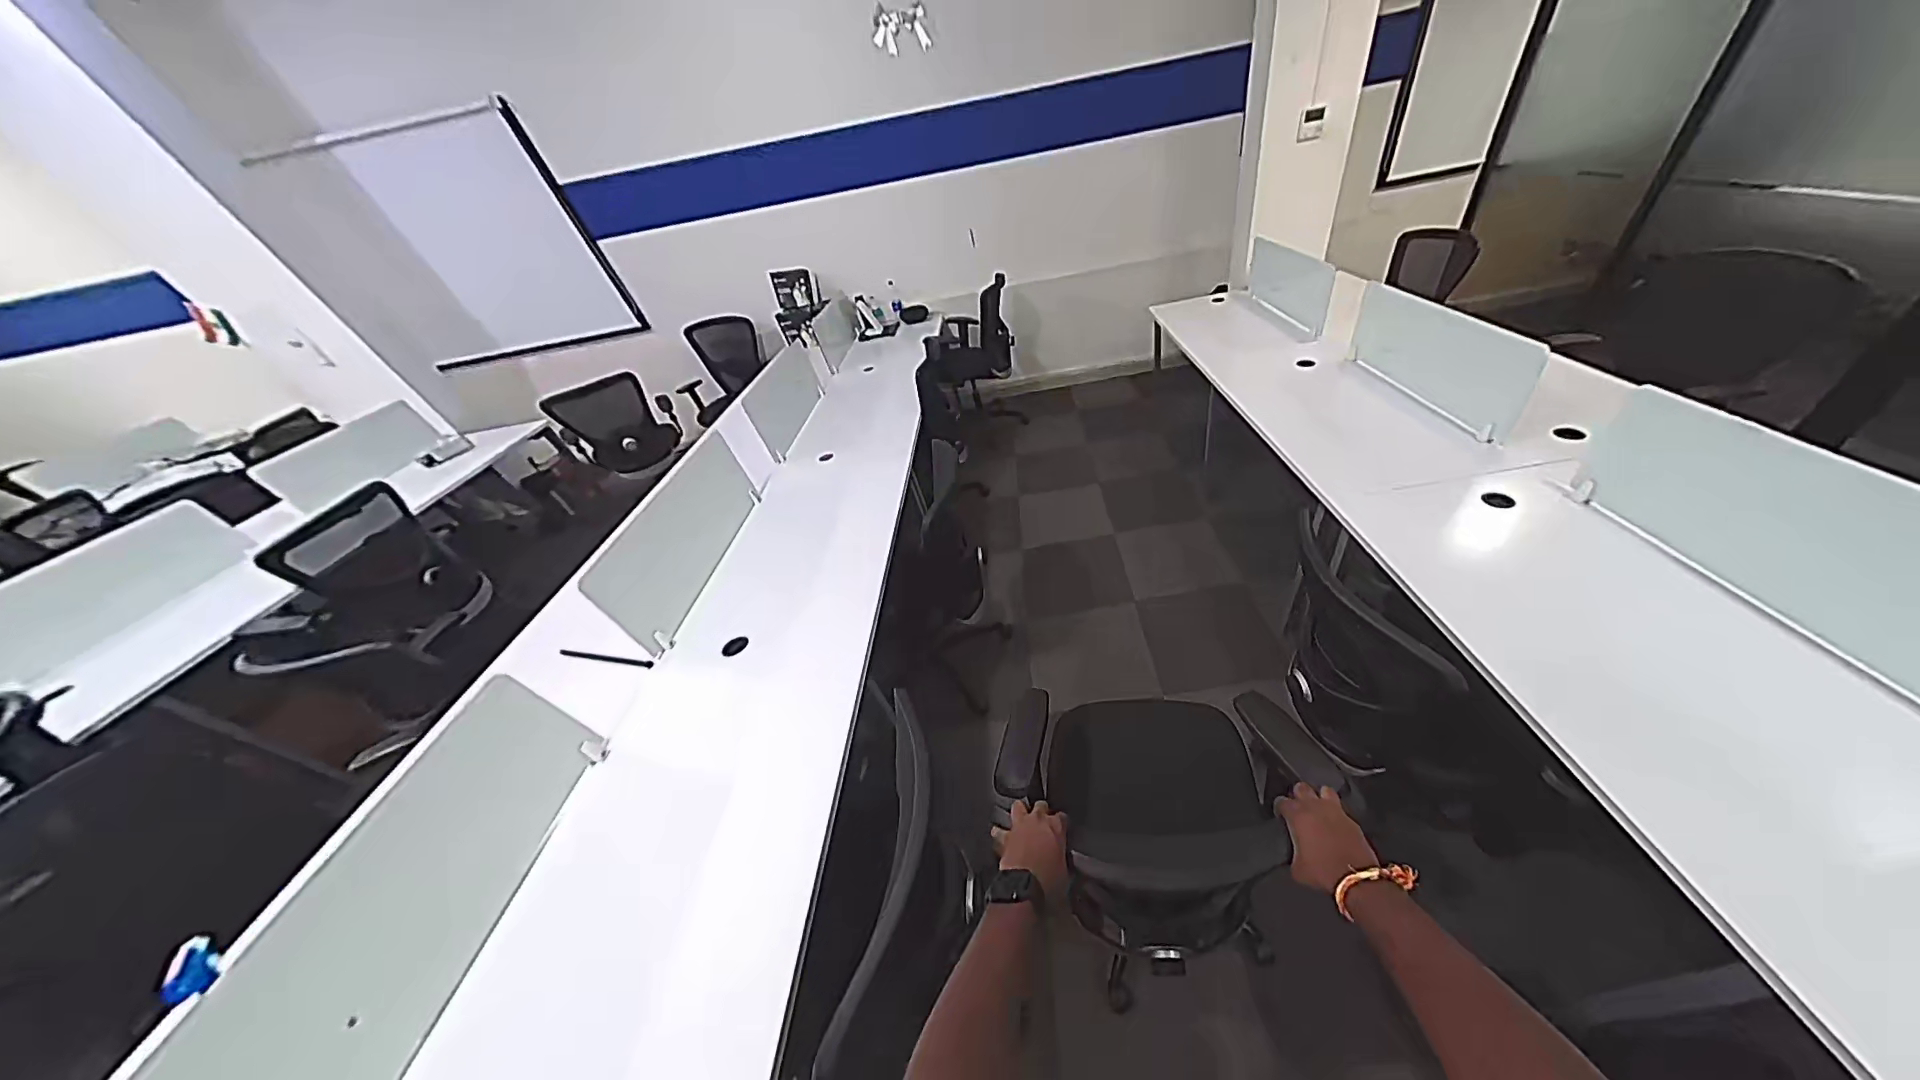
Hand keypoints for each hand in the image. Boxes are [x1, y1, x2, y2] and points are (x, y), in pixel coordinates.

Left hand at [992, 799, 1068, 901]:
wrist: (1025, 886)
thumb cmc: (1050, 879)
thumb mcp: (1065, 870)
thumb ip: (1063, 858)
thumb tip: (1061, 862)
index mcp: (1056, 827)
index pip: (1062, 817)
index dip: (1060, 823)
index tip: (1060, 829)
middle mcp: (1038, 821)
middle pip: (1040, 806)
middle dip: (1041, 811)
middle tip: (1041, 821)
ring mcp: (1019, 826)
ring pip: (1018, 806)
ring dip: (1019, 812)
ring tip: (1020, 819)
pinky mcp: (1004, 836)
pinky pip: (999, 830)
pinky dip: (999, 832)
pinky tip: (998, 835)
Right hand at [1276, 782, 1377, 894]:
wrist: (1355, 879)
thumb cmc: (1322, 871)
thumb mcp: (1297, 868)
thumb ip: (1291, 853)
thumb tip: (1294, 854)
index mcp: (1297, 815)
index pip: (1281, 801)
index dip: (1279, 808)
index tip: (1281, 815)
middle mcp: (1315, 807)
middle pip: (1301, 787)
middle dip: (1298, 795)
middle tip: (1298, 807)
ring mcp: (1335, 811)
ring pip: (1324, 790)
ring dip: (1319, 797)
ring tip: (1318, 808)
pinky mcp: (1352, 820)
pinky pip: (1340, 808)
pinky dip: (1335, 812)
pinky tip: (1334, 823)